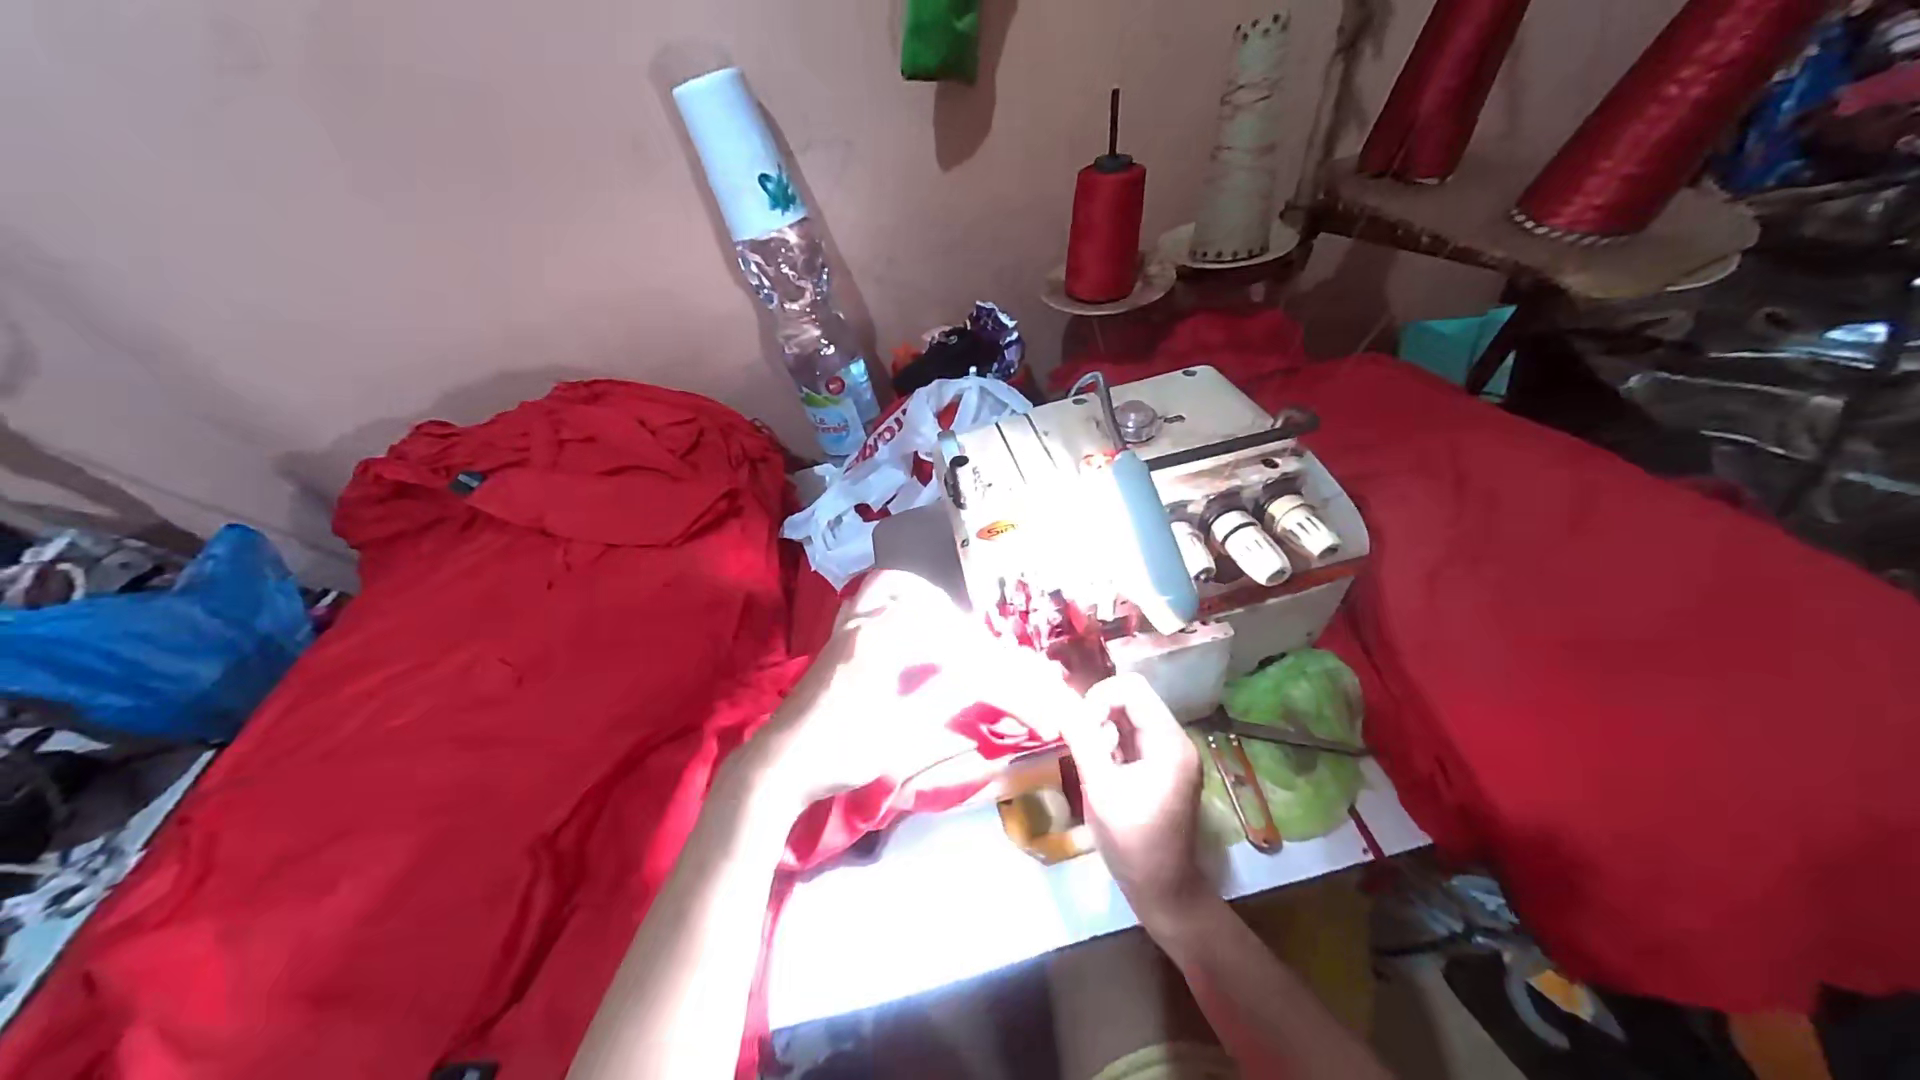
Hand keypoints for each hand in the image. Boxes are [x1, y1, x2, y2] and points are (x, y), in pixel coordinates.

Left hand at [745, 570, 1085, 811]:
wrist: (779, 764)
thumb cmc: (841, 752)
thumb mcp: (901, 731)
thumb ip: (943, 695)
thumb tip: (982, 674)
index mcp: (881, 640)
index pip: (948, 636)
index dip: (984, 657)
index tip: (1008, 674)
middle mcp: (864, 622)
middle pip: (927, 607)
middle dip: (962, 628)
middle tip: (987, 658)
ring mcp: (847, 626)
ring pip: (896, 593)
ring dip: (929, 609)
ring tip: (953, 640)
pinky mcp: (837, 638)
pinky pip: (872, 603)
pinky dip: (898, 606)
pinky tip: (910, 630)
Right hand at [1058, 674, 1212, 927]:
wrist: (1163, 889)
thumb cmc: (1132, 842)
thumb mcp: (1100, 788)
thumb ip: (1082, 739)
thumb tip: (1059, 702)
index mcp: (1169, 742)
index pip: (1132, 689)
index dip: (1099, 697)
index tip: (1080, 727)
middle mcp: (1176, 740)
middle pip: (1133, 699)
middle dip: (1100, 711)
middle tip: (1083, 742)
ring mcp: (1172, 754)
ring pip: (1132, 716)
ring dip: (1105, 727)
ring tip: (1093, 759)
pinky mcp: (1164, 767)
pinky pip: (1135, 737)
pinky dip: (1113, 742)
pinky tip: (1102, 766)